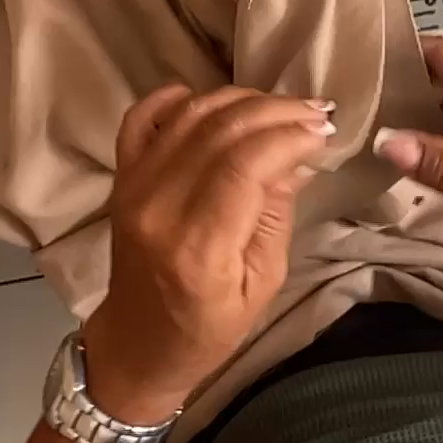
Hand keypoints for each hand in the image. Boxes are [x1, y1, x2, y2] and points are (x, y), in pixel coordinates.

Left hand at [81, 85, 333, 423]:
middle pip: (220, 130)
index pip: (246, 164)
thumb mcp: (264, 283)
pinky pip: (140, 118)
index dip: (289, 137)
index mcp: (198, 247)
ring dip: (239, 99)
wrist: (136, 344)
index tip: (322, 132)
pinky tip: (211, 101)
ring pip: (189, 115)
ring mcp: (132, 187)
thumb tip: (296, 156)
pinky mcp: (120, 178)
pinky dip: (175, 98)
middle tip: (312, 112)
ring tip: (277, 107)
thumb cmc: (208, 328)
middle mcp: (159, 207)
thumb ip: (277, 214)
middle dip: (274, 111)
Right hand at [372, 36, 442, 289]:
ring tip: (353, 115)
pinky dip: (418, 133)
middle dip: (393, 81)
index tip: (355, 56)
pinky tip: (388, 145)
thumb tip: (384, 140)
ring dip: (403, 108)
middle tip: (343, 94)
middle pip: (435, 74)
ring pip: (437, 102)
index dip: (401, 48)